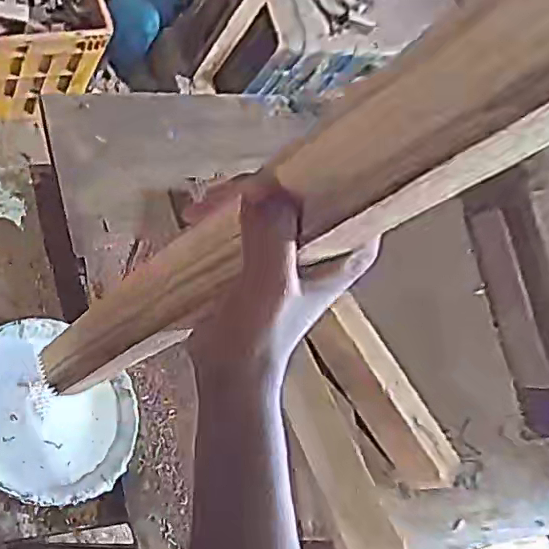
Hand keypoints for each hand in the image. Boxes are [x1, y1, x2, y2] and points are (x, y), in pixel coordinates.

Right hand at [183, 175, 381, 379]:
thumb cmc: (257, 337)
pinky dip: (225, 218)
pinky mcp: (261, 259)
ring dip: (234, 202)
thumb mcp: (268, 285)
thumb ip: (270, 236)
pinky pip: (248, 223)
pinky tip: (198, 219)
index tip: (261, 179)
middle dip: (258, 188)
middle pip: (299, 192)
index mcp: (349, 247)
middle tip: (215, 197)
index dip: (304, 174)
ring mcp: (292, 250)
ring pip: (270, 205)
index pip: (339, 188)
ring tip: (198, 211)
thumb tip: (257, 188)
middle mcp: (327, 242)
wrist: (228, 374)